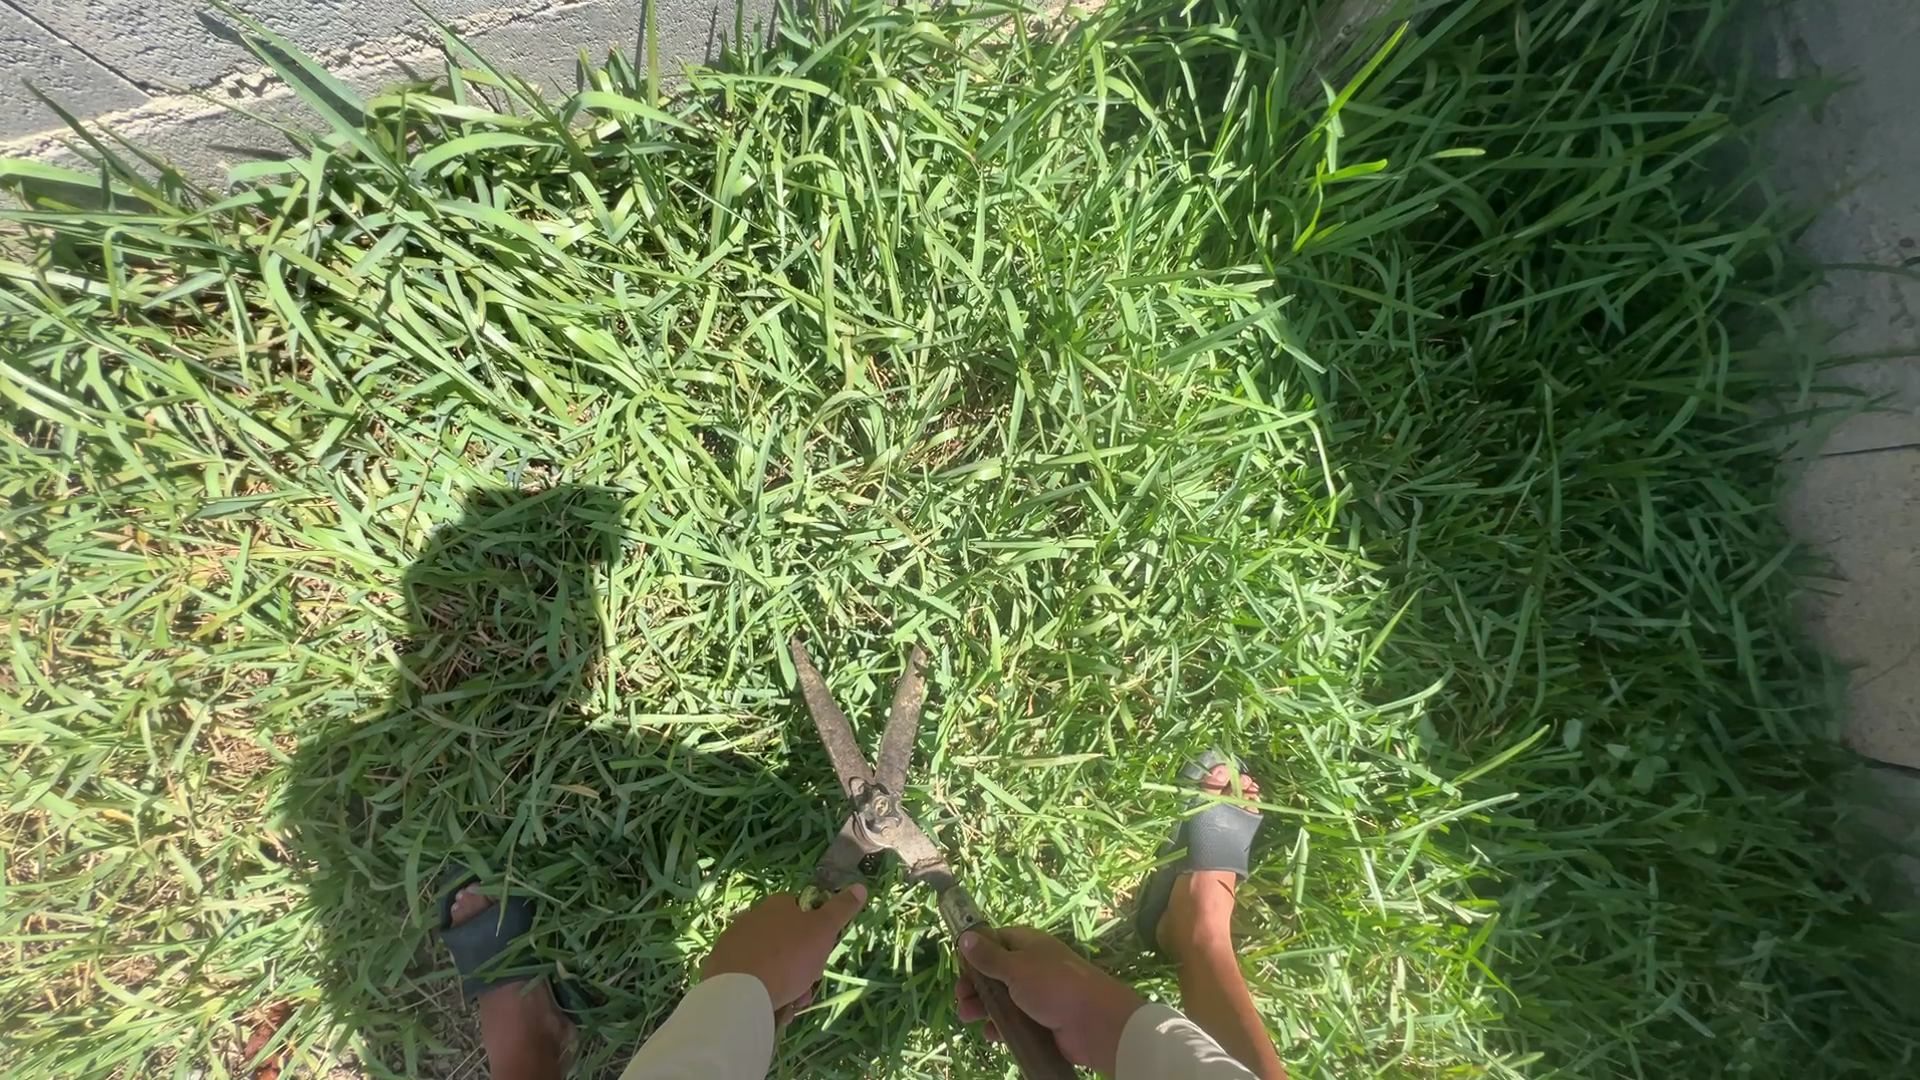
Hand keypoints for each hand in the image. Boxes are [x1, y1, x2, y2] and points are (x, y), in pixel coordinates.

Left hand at [702, 887, 866, 1024]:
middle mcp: (752, 917)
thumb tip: (861, 886)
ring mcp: (732, 943)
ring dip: (783, 983)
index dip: (814, 938)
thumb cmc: (787, 958)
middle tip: (805, 990)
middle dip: (800, 968)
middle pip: (786, 942)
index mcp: (777, 904)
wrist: (739, 994)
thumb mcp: (823, 931)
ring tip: (788, 1005)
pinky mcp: (718, 969)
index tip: (819, 959)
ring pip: (768, 963)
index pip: (802, 914)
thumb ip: (841, 909)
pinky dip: (759, 991)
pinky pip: (747, 979)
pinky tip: (766, 1007)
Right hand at [956, 927, 1144, 1075]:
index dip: (975, 953)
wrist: (1094, 1023)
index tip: (959, 968)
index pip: (995, 941)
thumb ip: (989, 957)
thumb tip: (964, 937)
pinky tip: (990, 1035)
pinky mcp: (1041, 1020)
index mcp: (1026, 943)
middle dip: (976, 984)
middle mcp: (1031, 965)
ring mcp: (1037, 994)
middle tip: (960, 998)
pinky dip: (1001, 1026)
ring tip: (968, 1017)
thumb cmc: (1053, 985)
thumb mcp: (1016, 967)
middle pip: (995, 972)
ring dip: (983, 1006)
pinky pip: (1015, 1020)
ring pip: (1003, 997)